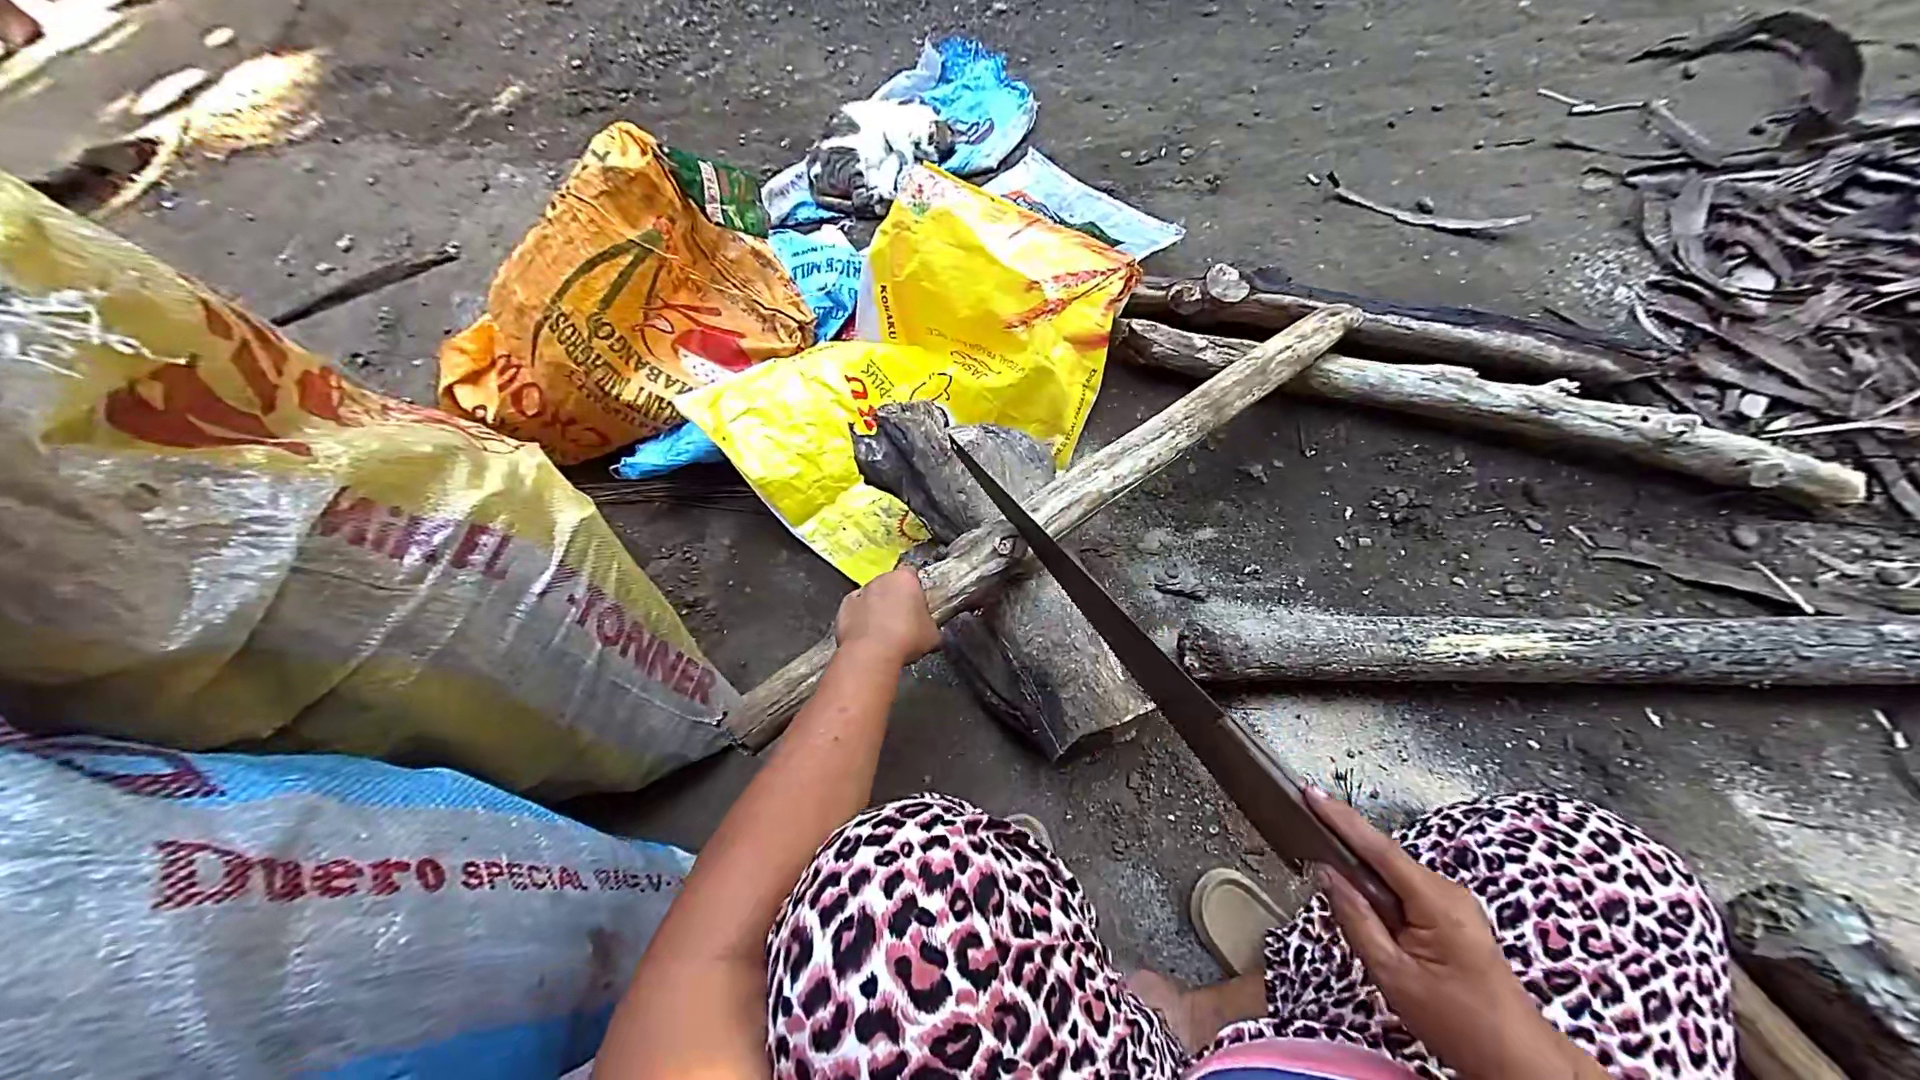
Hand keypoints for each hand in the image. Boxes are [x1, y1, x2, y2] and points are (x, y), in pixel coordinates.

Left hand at [834, 564, 939, 667]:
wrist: (872, 654)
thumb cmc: (907, 639)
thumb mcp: (932, 634)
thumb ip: (930, 623)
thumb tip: (928, 627)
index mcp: (905, 579)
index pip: (912, 575)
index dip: (914, 589)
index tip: (916, 605)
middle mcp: (881, 579)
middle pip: (889, 584)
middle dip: (894, 597)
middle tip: (901, 620)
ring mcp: (859, 592)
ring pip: (870, 596)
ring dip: (875, 607)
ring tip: (882, 631)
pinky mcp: (843, 608)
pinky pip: (855, 610)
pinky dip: (859, 619)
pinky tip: (866, 635)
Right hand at [1307, 787, 1605, 1079]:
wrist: (1520, 1063)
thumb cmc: (1460, 1025)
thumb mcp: (1393, 975)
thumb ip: (1356, 918)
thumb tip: (1326, 873)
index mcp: (1437, 902)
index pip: (1378, 847)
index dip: (1340, 818)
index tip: (1310, 793)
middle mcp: (1447, 891)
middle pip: (1382, 857)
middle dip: (1344, 849)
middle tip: (1304, 838)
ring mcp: (1451, 900)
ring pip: (1389, 874)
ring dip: (1359, 874)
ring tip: (1328, 880)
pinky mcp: (1449, 912)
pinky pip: (1401, 889)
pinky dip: (1376, 890)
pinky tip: (1360, 902)